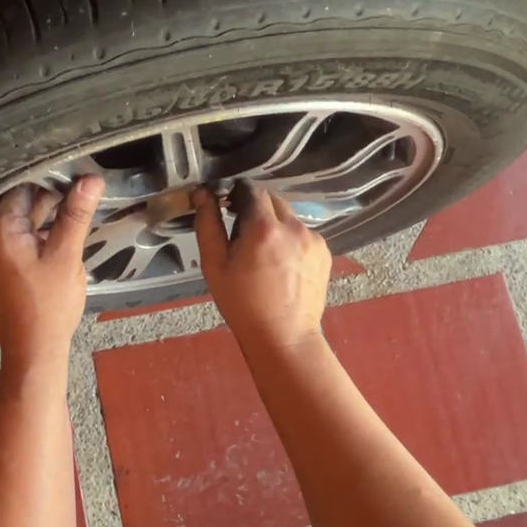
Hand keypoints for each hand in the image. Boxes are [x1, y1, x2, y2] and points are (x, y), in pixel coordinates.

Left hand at [0, 176, 103, 361]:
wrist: (34, 350)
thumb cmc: (49, 305)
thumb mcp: (66, 256)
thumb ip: (76, 215)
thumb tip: (90, 180)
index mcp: (1, 232)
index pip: (22, 190)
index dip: (50, 180)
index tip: (76, 173)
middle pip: (22, 206)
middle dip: (52, 199)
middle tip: (84, 190)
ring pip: (24, 224)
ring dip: (49, 218)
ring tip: (80, 210)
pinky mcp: (5, 270)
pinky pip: (23, 241)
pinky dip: (42, 236)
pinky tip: (65, 236)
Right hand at [193, 179, 331, 353]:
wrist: (283, 336)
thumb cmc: (242, 304)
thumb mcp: (215, 265)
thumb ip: (208, 224)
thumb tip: (202, 194)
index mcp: (264, 228)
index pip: (251, 190)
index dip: (237, 194)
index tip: (227, 206)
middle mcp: (293, 227)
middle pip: (272, 200)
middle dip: (256, 208)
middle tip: (242, 233)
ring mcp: (314, 239)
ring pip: (289, 217)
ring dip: (274, 224)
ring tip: (264, 254)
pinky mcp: (324, 252)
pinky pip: (303, 234)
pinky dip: (290, 239)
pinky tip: (282, 265)